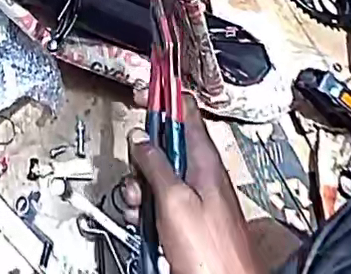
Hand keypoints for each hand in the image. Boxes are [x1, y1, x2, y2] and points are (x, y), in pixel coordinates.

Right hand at [123, 97, 262, 273]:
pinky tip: (144, 222)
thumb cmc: (213, 255)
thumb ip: (155, 163)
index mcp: (204, 158)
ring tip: (139, 204)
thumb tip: (140, 136)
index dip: (162, 96)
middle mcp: (201, 173)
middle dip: (143, 154)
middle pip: (165, 143)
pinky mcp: (188, 220)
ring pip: (158, 173)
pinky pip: (160, 200)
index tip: (141, 94)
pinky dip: (146, 207)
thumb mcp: (174, 200)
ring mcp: (195, 197)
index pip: (184, 108)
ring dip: (141, 186)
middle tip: (137, 169)